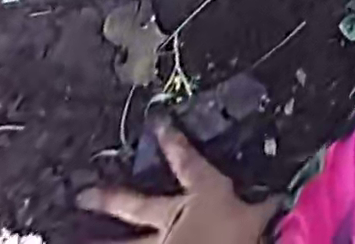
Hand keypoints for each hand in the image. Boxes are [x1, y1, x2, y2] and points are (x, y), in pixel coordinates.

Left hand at [77, 118, 278, 243]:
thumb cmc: (236, 237)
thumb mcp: (260, 216)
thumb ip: (270, 203)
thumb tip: (289, 188)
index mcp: (203, 193)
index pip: (188, 160)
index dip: (174, 141)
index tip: (159, 122)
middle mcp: (172, 219)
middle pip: (139, 205)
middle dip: (113, 198)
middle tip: (84, 193)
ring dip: (98, 241)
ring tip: (66, 237)